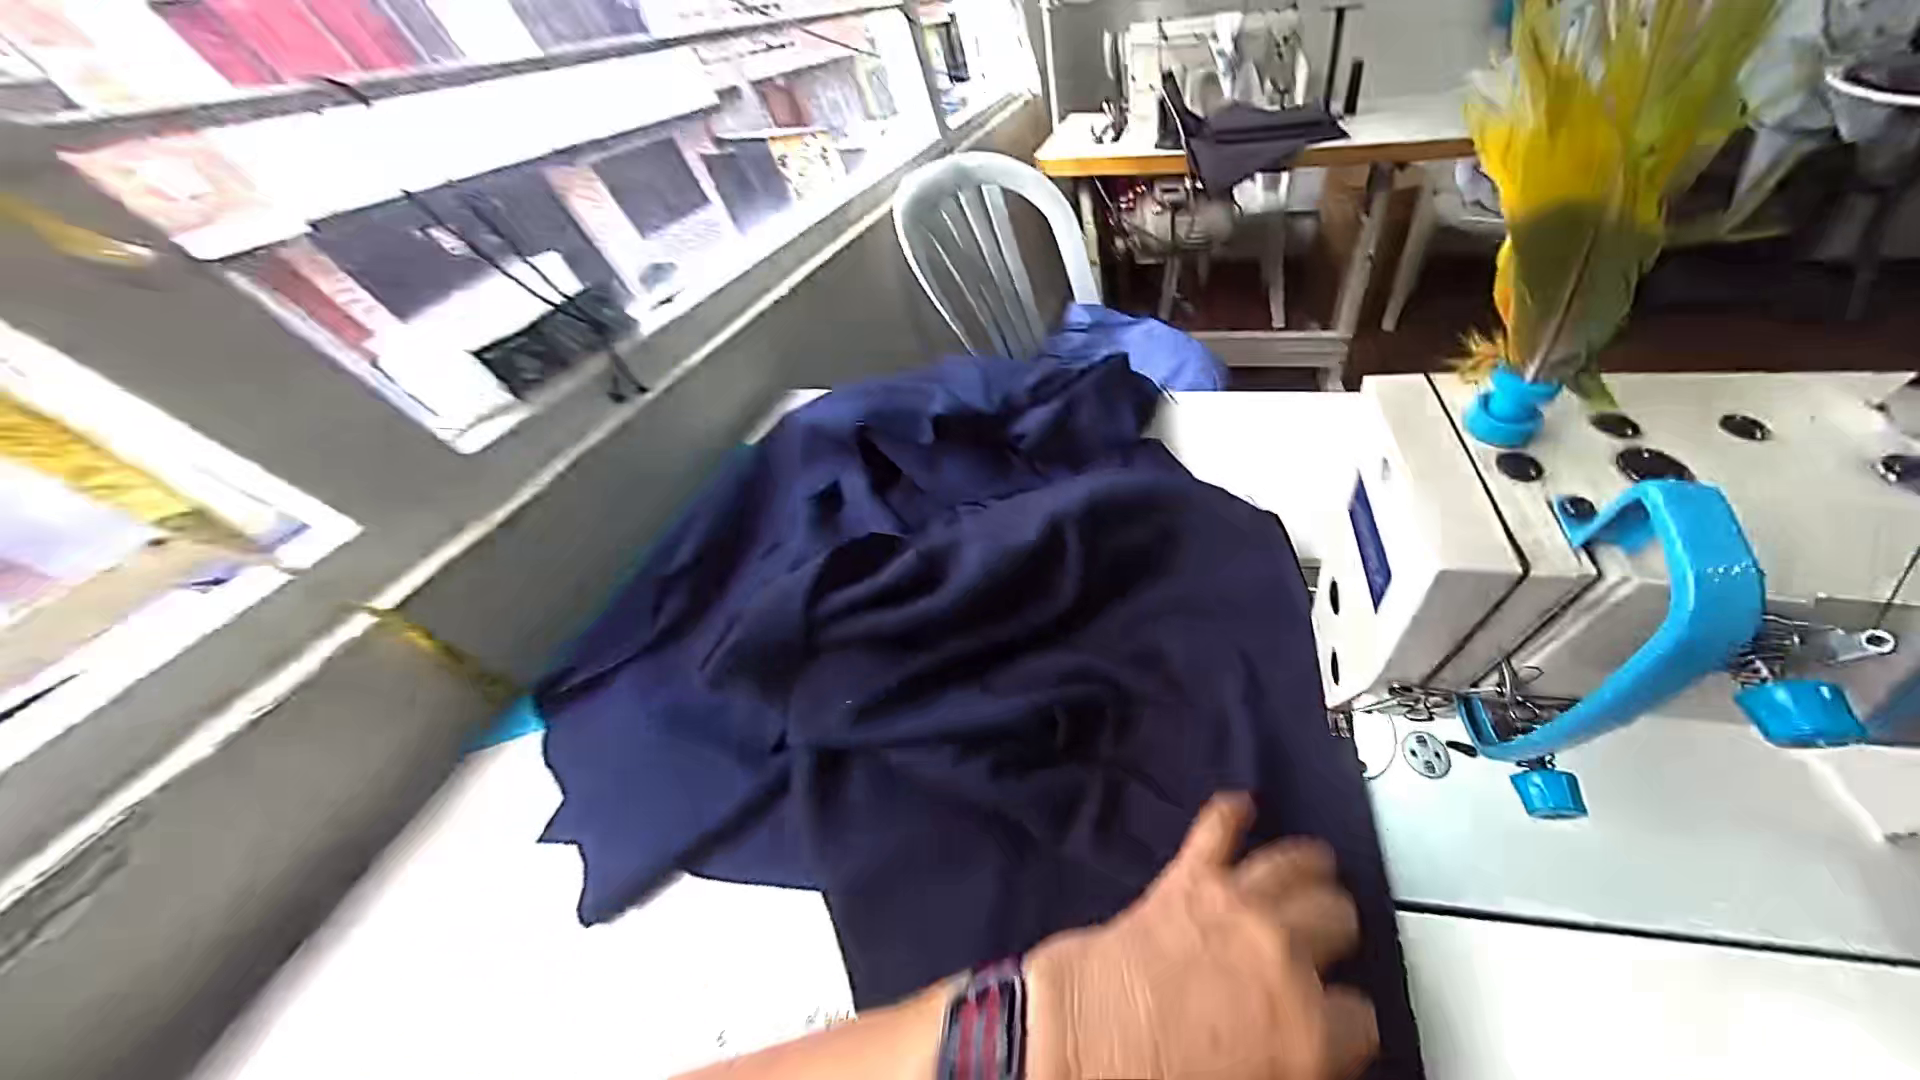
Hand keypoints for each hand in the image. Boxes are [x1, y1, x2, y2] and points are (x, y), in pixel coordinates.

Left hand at [1024, 793, 1377, 1079]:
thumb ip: (1296, 1062)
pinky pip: (1216, 830)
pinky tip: (1240, 804)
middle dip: (1334, 930)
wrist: (1088, 1035)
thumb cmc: (1162, 1074)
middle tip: (1328, 933)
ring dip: (1309, 865)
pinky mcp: (1190, 876)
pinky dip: (1229, 813)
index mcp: (1309, 1031)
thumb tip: (1306, 1053)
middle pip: (1336, 921)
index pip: (1361, 1017)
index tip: (1335, 1018)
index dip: (1347, 1020)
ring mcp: (1235, 905)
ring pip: (1294, 866)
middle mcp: (1282, 955)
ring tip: (1318, 863)